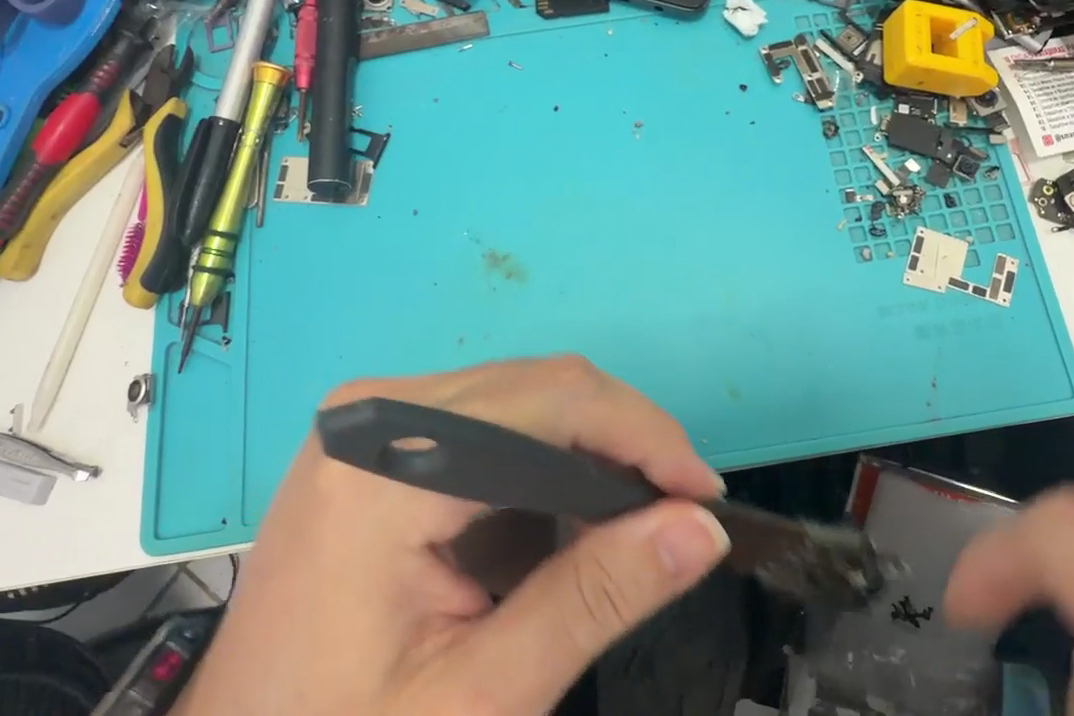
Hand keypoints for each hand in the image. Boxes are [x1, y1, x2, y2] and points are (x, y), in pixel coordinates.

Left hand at [173, 355, 730, 715]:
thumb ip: (595, 597)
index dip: (645, 439)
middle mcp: (374, 413)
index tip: (705, 498)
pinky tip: (559, 520)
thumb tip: (701, 528)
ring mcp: (368, 418)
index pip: (552, 404)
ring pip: (519, 397)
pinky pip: (484, 419)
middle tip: (677, 517)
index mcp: (388, 465)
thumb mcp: (483, 691)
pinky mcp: (372, 436)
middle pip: (539, 388)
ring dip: (585, 453)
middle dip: (622, 444)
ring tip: (626, 527)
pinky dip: (539, 460)